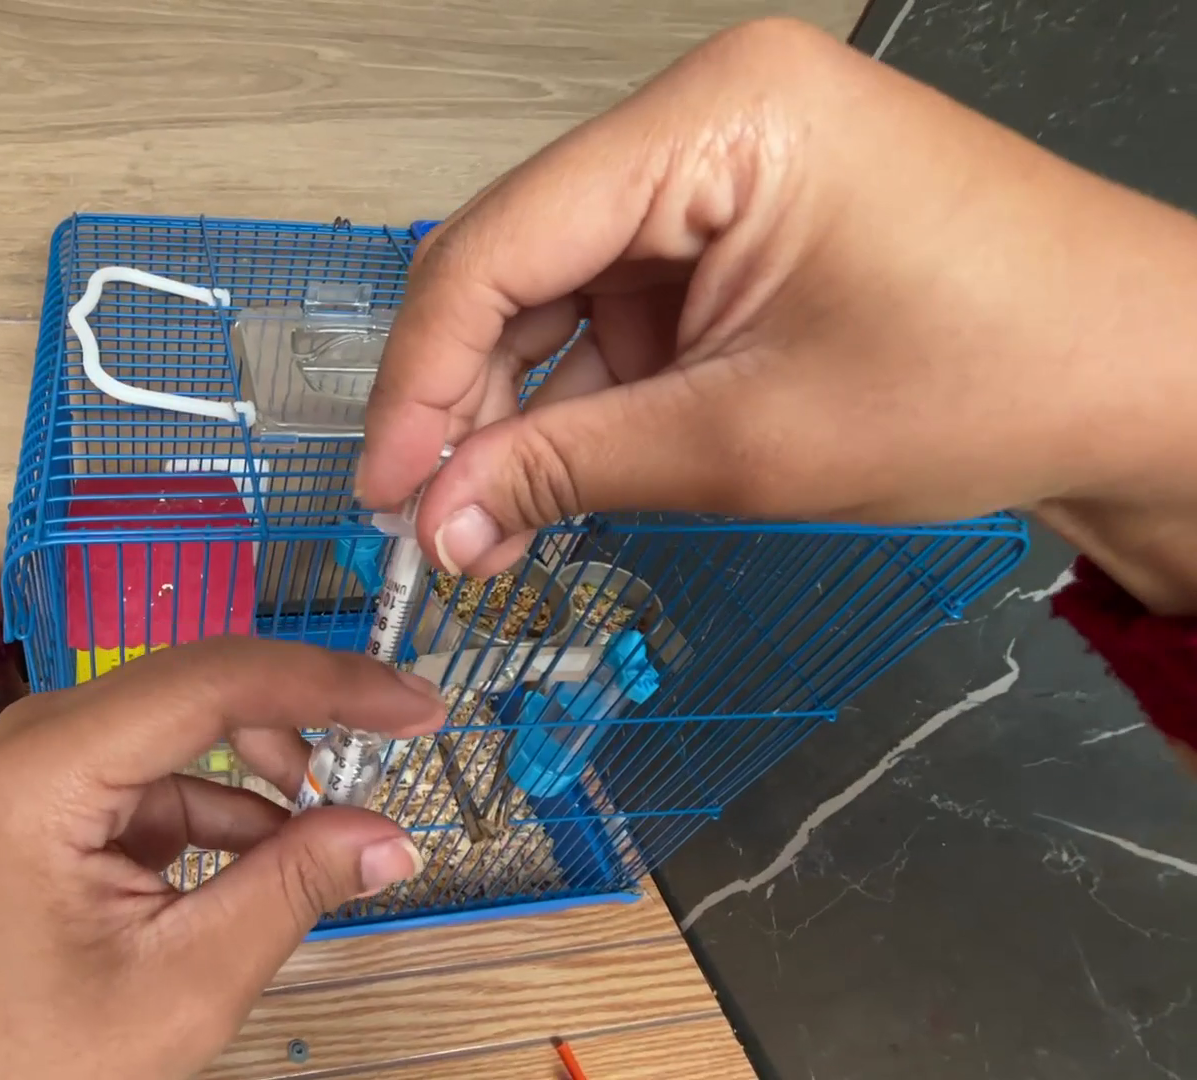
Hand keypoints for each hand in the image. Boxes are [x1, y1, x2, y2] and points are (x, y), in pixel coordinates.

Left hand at [0, 639, 444, 1079]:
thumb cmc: (51, 1054)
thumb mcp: (185, 983)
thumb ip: (292, 890)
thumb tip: (394, 836)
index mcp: (57, 765)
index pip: (212, 684)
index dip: (325, 682)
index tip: (417, 704)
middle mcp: (57, 729)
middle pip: (208, 680)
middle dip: (315, 702)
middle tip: (408, 724)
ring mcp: (70, 748)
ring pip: (204, 710)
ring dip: (281, 750)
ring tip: (339, 809)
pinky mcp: (91, 778)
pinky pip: (186, 760)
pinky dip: (245, 794)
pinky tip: (284, 840)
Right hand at [358, 18, 1196, 612]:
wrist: (1139, 384)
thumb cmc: (982, 383)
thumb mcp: (741, 442)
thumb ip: (561, 473)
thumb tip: (434, 531)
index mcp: (706, 124)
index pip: (496, 250)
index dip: (418, 378)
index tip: (385, 486)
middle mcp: (674, 137)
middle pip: (497, 276)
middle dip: (449, 404)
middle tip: (421, 514)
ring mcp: (675, 195)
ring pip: (525, 315)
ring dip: (494, 425)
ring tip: (474, 526)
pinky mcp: (683, 255)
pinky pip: (577, 338)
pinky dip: (546, 420)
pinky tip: (525, 492)